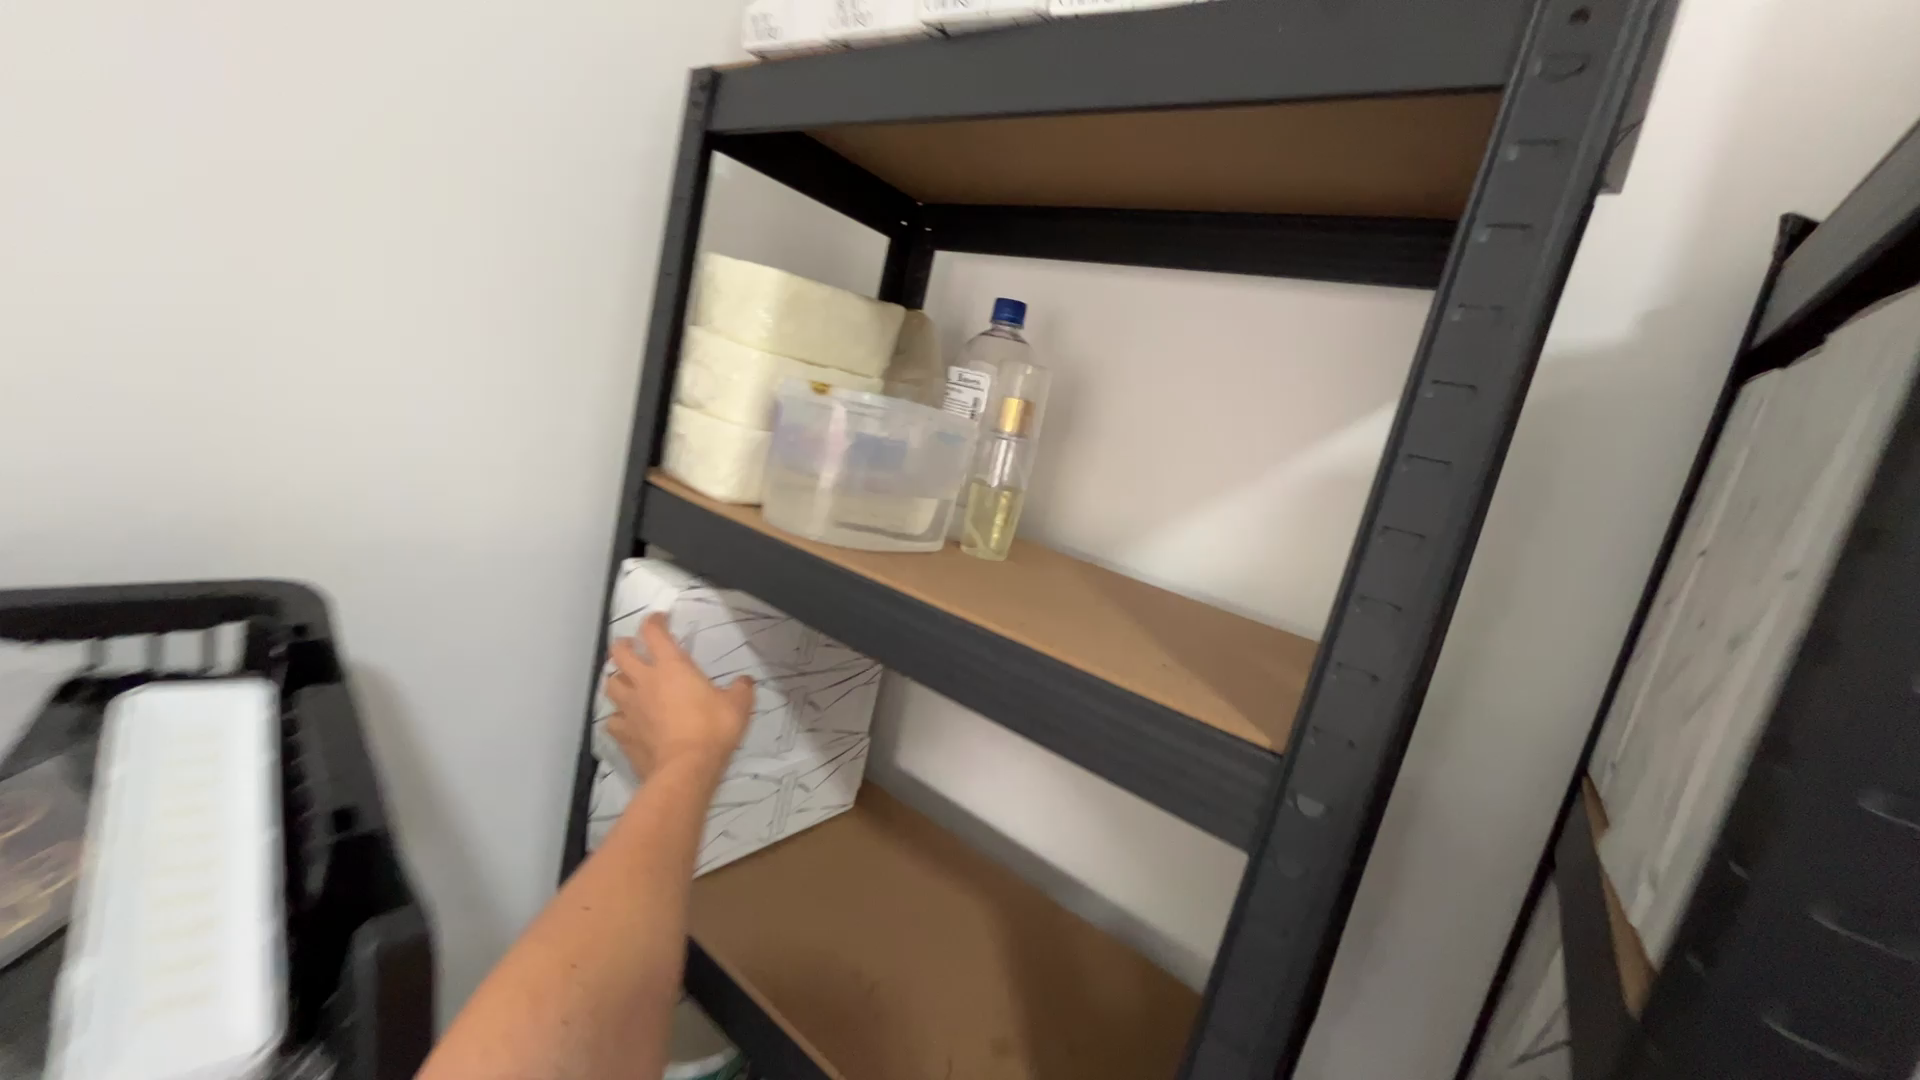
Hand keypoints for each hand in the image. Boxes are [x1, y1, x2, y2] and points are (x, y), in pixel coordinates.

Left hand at [604, 613, 753, 784]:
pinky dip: (618, 716)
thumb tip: (745, 682)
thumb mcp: (738, 705)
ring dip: (617, 678)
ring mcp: (629, 708)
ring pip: (610, 683)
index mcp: (672, 666)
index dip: (654, 621)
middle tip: (634, 646)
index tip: (660, 620)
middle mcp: (644, 681)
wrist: (685, 769)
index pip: (654, 632)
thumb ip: (741, 689)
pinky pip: (612, 719)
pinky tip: (628, 720)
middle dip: (624, 644)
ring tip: (627, 681)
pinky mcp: (623, 733)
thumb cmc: (712, 729)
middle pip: (620, 652)